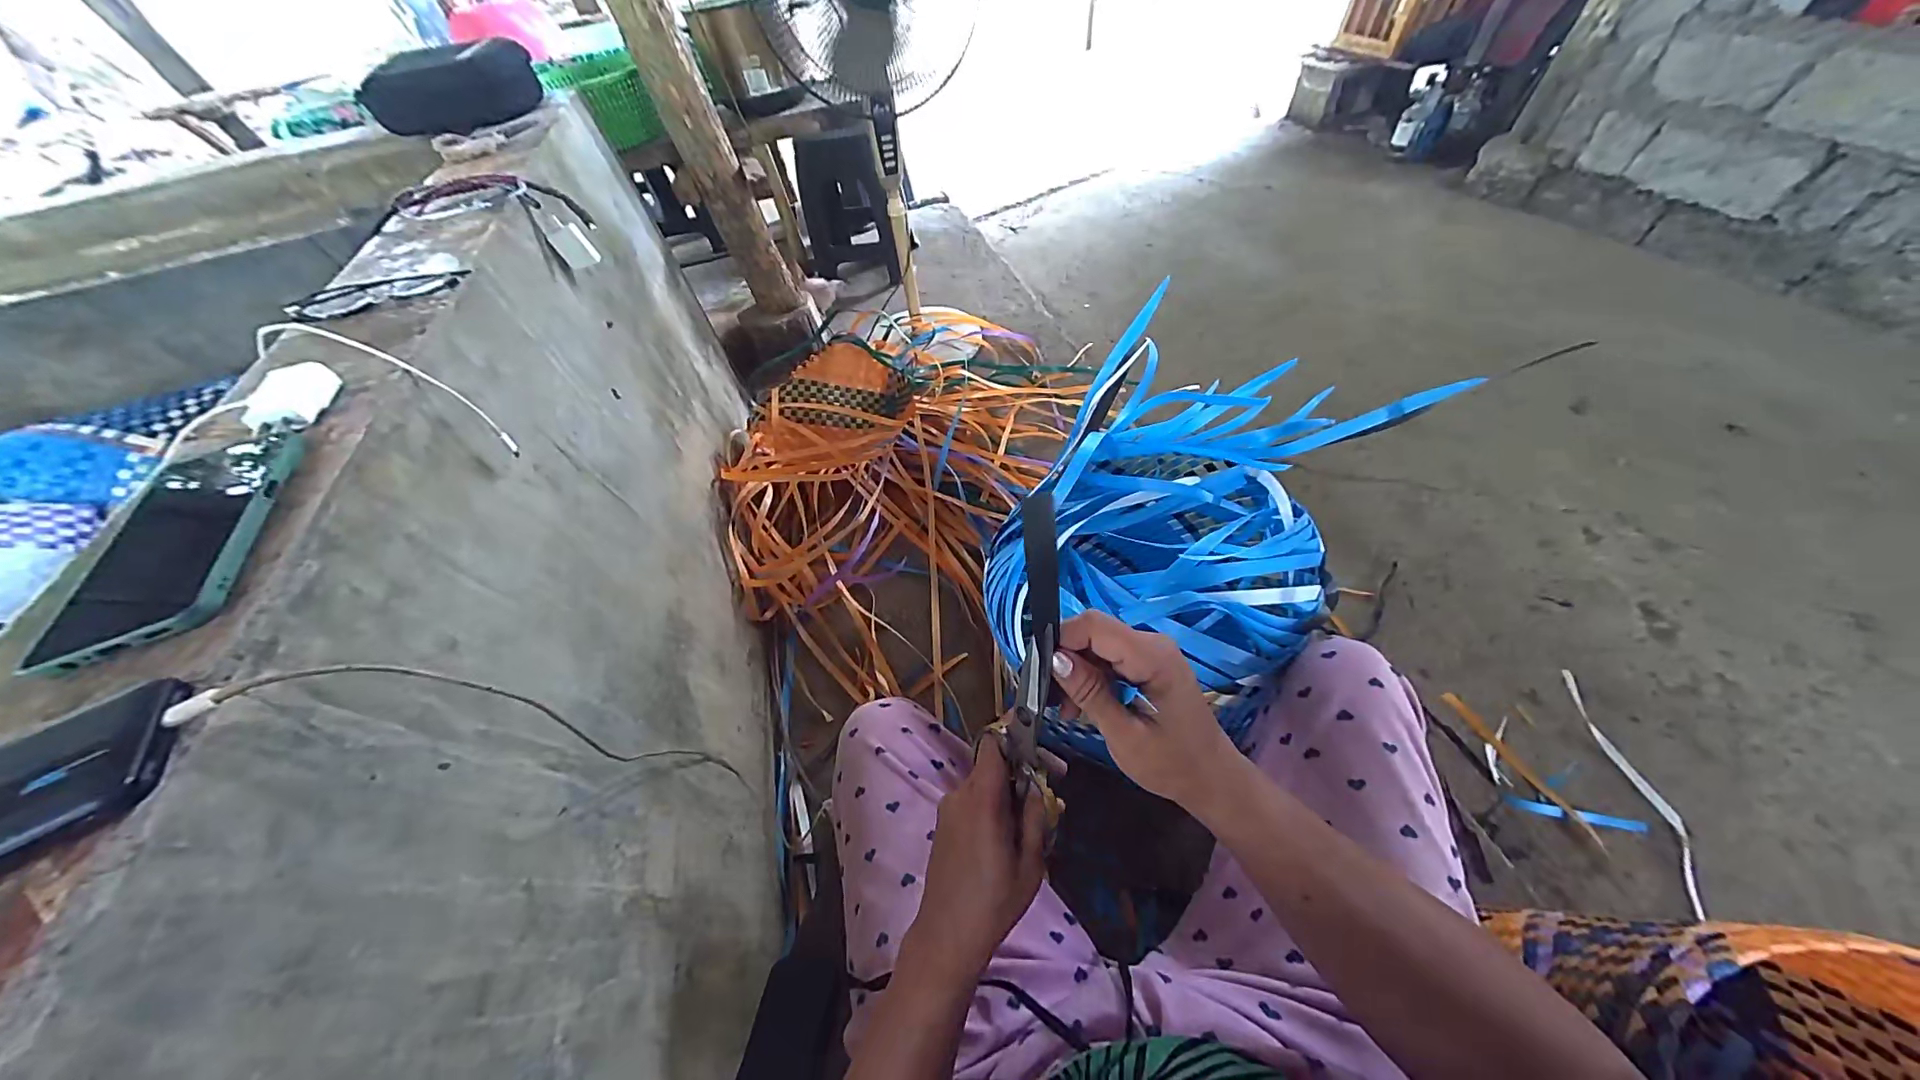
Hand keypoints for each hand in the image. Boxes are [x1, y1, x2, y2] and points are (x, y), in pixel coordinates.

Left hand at [907, 728, 1048, 978]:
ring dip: (1007, 794)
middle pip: (992, 766)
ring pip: (983, 785)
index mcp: (981, 797)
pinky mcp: (944, 824)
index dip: (1015, 739)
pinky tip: (1007, 837)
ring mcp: (947, 809)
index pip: (993, 744)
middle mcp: (959, 794)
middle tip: (1049, 792)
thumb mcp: (1031, 862)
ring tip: (1032, 824)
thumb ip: (1035, 816)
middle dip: (1020, 773)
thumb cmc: (994, 901)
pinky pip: (972, 802)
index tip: (1039, 755)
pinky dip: (991, 807)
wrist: (946, 934)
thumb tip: (1036, 785)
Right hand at [1049, 610, 1240, 808]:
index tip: (1038, 669)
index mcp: (1153, 657)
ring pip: (1096, 644)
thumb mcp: (1124, 735)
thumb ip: (1090, 693)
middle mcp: (1152, 644)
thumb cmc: (1172, 764)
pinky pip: (1108, 657)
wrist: (1211, 779)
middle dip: (1065, 658)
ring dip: (1075, 671)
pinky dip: (1089, 677)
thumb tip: (1055, 658)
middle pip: (1093, 632)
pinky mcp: (1146, 663)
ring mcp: (1151, 652)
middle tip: (1050, 697)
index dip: (1061, 638)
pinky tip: (1081, 704)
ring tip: (1066, 709)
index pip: (1094, 625)